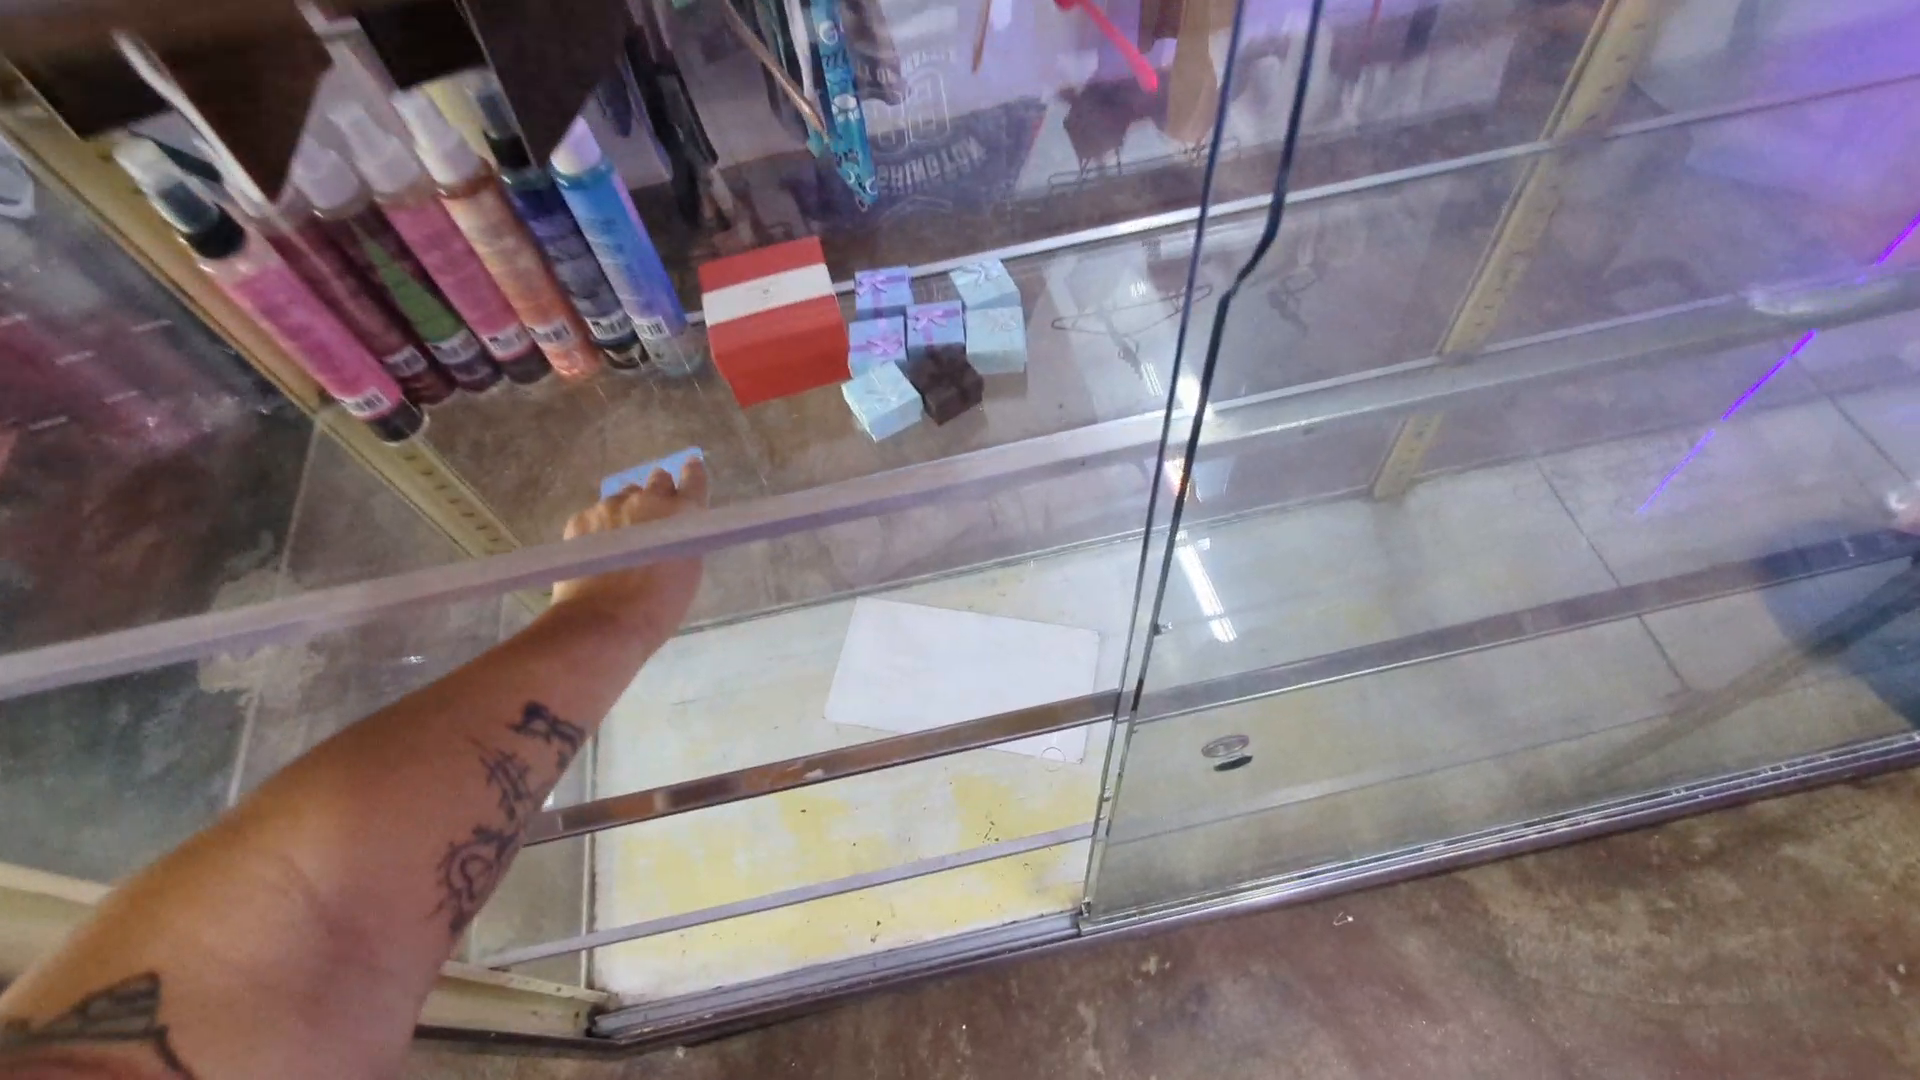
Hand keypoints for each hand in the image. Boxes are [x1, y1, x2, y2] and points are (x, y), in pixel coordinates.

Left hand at [551, 459, 707, 643]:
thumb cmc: (660, 604)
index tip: (691, 468)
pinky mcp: (582, 518)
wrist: (606, 621)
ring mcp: (611, 506)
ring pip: (624, 497)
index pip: (694, 478)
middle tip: (655, 515)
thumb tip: (672, 526)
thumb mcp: (688, 567)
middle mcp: (649, 500)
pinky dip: (600, 527)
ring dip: (628, 510)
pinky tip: (598, 552)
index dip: (692, 473)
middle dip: (658, 492)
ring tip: (622, 541)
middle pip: (657, 480)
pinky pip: (596, 515)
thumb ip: (684, 537)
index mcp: (684, 514)